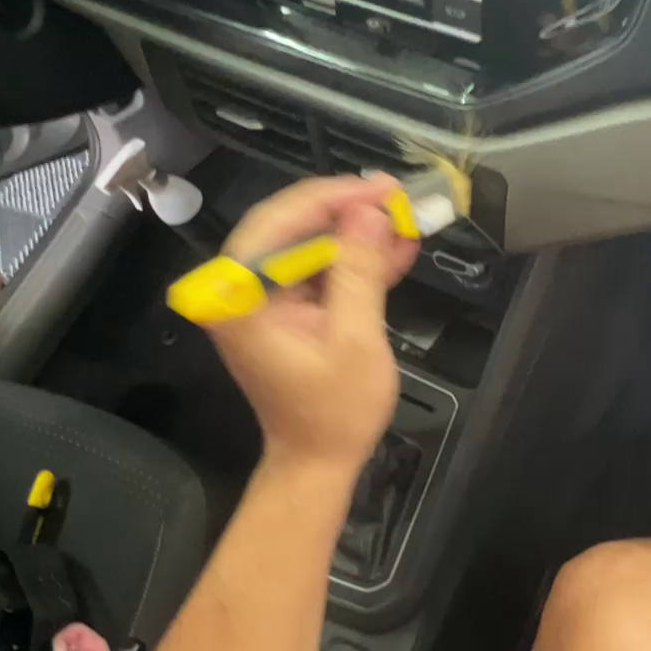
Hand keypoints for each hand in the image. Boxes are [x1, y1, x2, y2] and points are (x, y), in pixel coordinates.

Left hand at [207, 176, 419, 471]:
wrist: (318, 461)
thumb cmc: (334, 411)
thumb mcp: (355, 338)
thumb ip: (359, 270)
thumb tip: (370, 211)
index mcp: (243, 295)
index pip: (280, 221)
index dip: (334, 198)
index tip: (381, 189)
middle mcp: (243, 289)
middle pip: (294, 228)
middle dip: (350, 212)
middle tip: (398, 198)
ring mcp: (265, 300)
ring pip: (312, 247)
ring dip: (360, 235)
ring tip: (407, 219)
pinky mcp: (287, 312)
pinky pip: (320, 274)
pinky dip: (356, 263)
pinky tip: (396, 249)